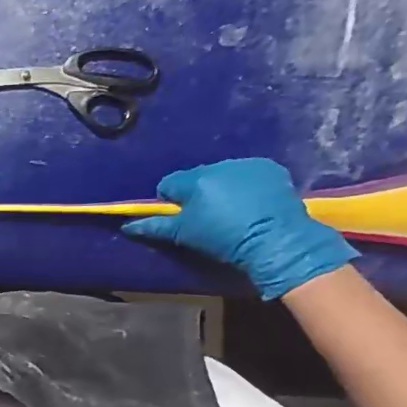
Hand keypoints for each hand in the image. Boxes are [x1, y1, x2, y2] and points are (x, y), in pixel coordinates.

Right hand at [121, 158, 355, 299]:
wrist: (279, 242)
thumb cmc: (225, 240)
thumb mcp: (186, 235)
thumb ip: (155, 227)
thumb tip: (127, 226)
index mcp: (194, 180)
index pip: (169, 184)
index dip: (172, 202)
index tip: (184, 218)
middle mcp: (218, 166)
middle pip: (196, 177)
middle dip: (199, 193)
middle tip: (210, 218)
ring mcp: (246, 165)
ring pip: (222, 174)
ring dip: (223, 187)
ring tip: (234, 212)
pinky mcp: (269, 168)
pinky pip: (249, 173)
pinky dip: (248, 185)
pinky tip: (254, 203)